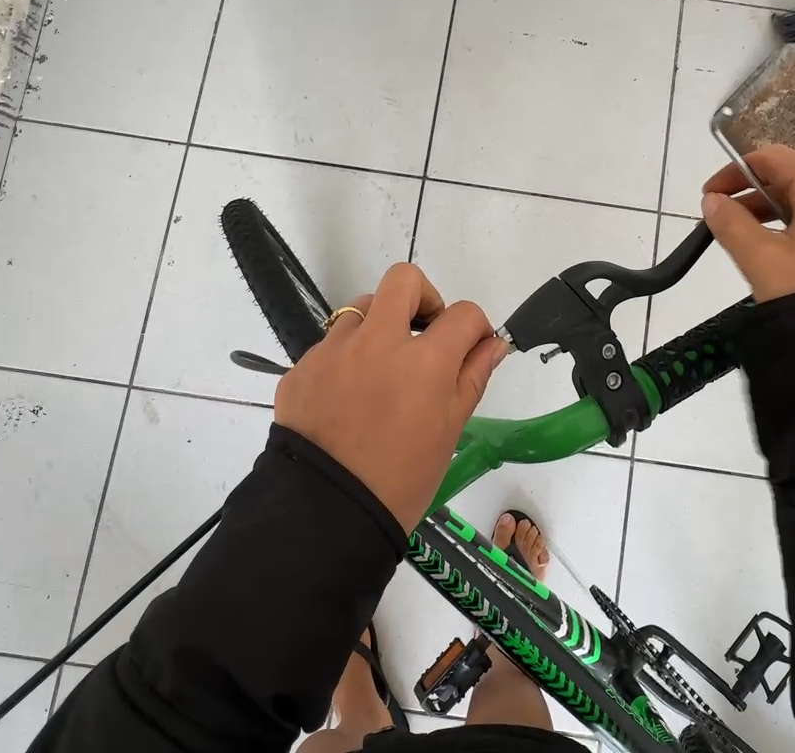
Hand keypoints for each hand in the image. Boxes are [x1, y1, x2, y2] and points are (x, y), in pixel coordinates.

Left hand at [274, 263, 509, 528]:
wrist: (324, 514)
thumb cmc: (401, 480)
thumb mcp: (449, 429)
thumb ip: (472, 376)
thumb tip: (493, 343)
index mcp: (423, 360)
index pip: (463, 314)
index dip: (476, 327)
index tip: (472, 347)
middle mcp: (377, 342)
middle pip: (404, 281)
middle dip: (424, 298)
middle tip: (425, 335)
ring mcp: (333, 352)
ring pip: (362, 309)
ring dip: (379, 327)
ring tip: (382, 371)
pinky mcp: (301, 368)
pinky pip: (330, 345)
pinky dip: (346, 359)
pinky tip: (348, 399)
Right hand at [700, 144, 794, 301]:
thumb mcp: (761, 259)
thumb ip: (731, 224)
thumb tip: (712, 202)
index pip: (773, 159)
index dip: (735, 172)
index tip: (710, 196)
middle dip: (756, 196)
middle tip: (726, 222)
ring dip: (780, 214)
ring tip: (753, 241)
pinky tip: (791, 254)